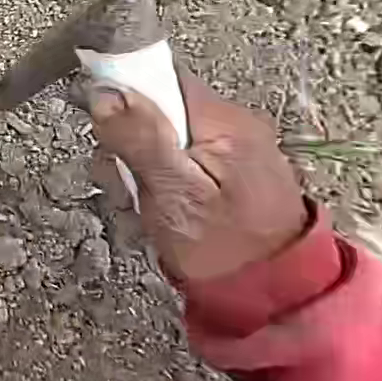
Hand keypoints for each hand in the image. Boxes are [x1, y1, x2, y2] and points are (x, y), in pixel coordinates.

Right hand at [88, 70, 308, 281]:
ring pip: (169, 134)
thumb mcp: (173, 195)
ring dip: (145, 164)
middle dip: (134, 141)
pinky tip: (164, 207)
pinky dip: (166, 177)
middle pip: (162, 106)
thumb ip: (140, 140)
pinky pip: (185, 157)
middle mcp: (235, 123)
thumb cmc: (223, 250)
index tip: (110, 131)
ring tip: (146, 203)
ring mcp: (237, 147)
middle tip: (129, 184)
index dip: (127, 93)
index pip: (162, 75)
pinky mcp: (234, 170)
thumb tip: (106, 91)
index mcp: (223, 121)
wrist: (275, 304)